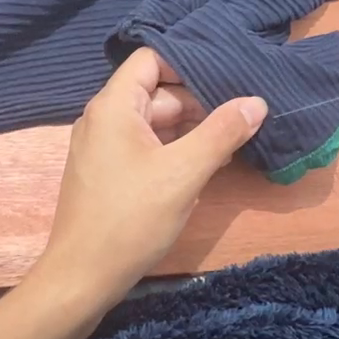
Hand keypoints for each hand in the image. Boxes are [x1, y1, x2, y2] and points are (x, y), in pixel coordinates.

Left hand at [26, 47, 265, 310]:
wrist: (81, 278)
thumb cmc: (130, 219)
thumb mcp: (183, 174)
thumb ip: (221, 133)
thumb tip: (256, 101)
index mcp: (113, 106)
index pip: (151, 59)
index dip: (189, 63)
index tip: (228, 77)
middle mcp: (103, 118)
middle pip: (157, 92)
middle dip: (199, 103)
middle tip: (244, 116)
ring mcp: (103, 147)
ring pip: (154, 123)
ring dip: (191, 131)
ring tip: (234, 141)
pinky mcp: (108, 173)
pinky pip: (145, 147)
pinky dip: (174, 151)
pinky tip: (204, 167)